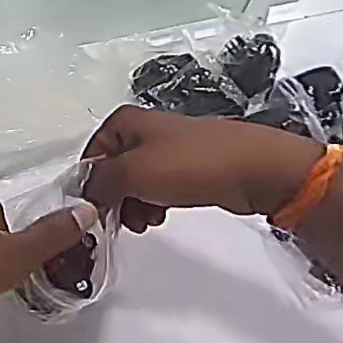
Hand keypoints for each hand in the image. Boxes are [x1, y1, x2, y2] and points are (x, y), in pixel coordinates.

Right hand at [82, 106, 324, 229]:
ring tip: (142, 221)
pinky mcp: (187, 168)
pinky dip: (152, 203)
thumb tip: (85, 196)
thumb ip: (98, 183)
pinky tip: (158, 216)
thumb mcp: (132, 172)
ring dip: (132, 204)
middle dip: (112, 197)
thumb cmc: (194, 163)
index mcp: (126, 121)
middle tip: (117, 218)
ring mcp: (168, 150)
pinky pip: (157, 188)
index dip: (89, 182)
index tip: (93, 207)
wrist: (257, 171)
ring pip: (134, 182)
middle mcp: (145, 132)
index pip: (90, 155)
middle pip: (112, 170)